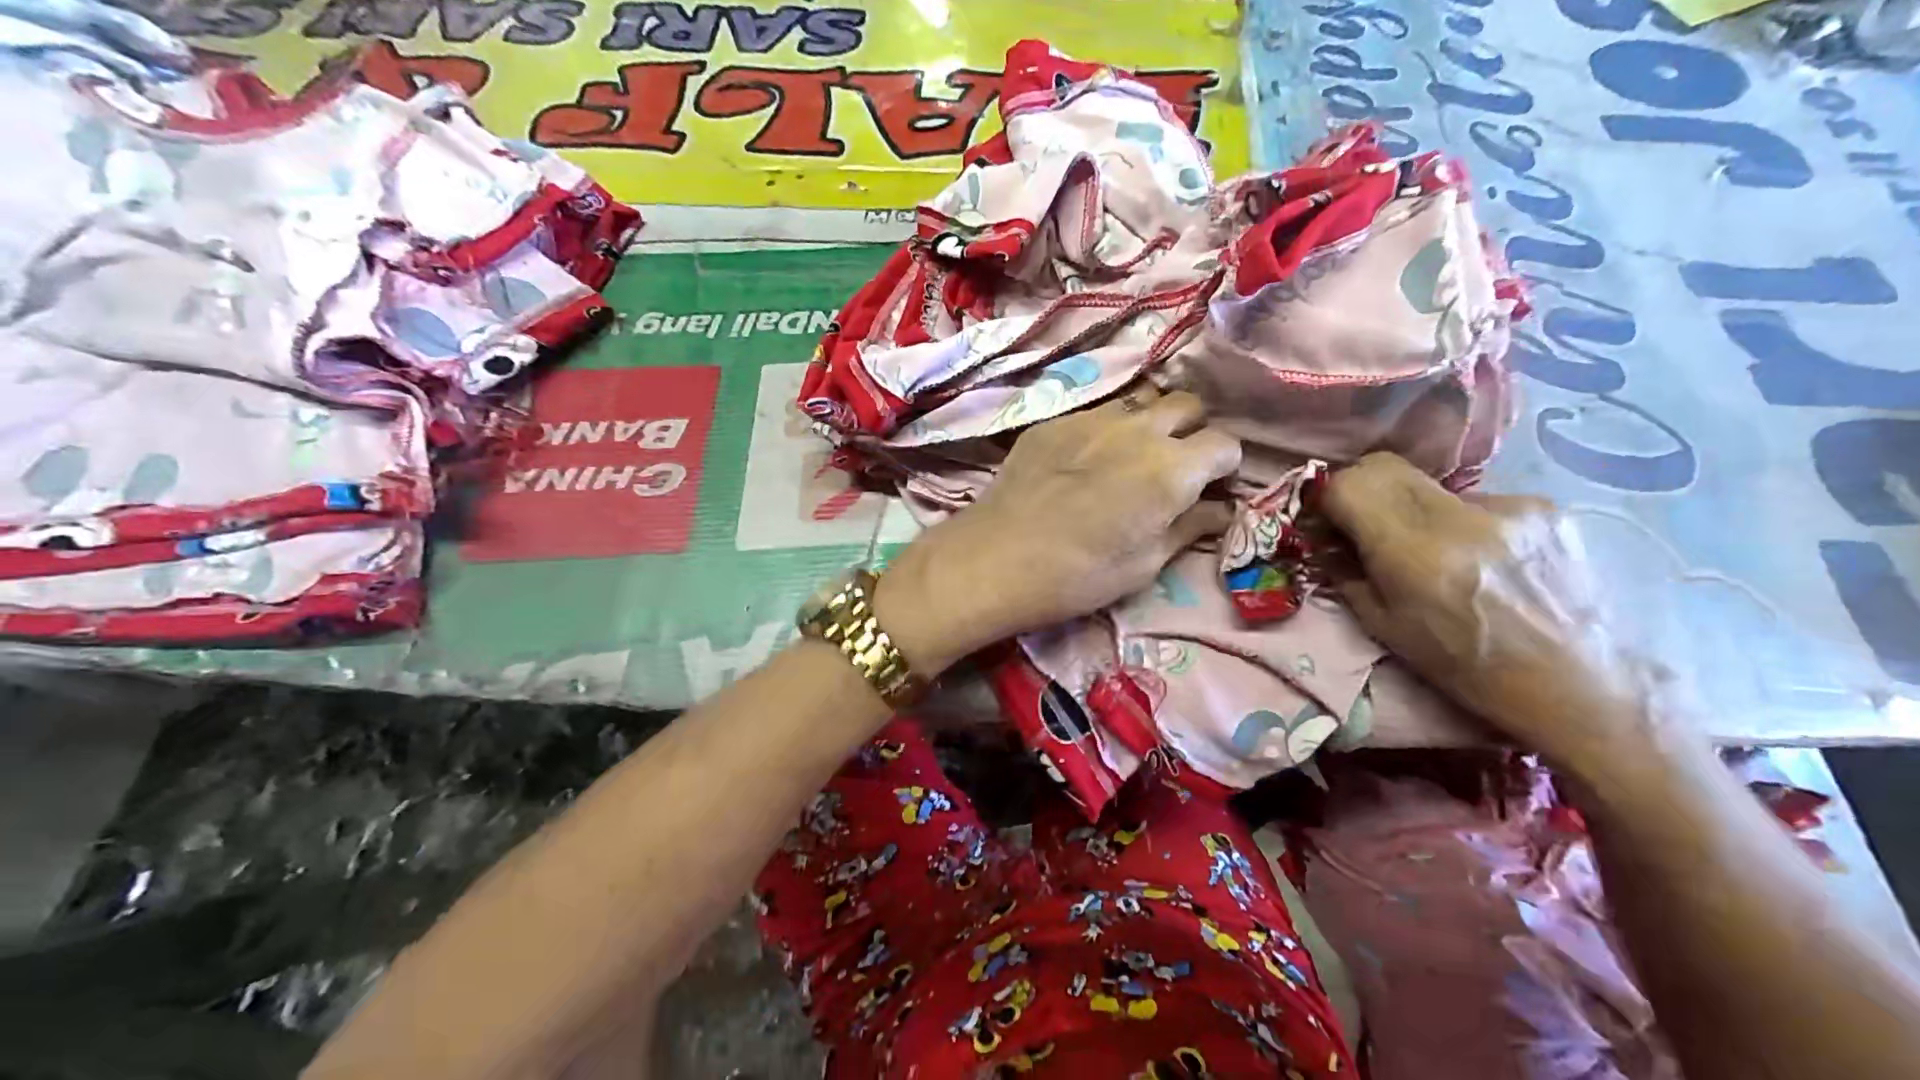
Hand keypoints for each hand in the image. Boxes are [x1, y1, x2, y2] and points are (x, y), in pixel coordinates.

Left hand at [876, 388, 1240, 673]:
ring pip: (1140, 401)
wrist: (995, 559)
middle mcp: (1139, 429)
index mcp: (1173, 468)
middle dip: (1192, 431)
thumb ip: (1188, 526)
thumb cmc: (1078, 576)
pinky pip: (1095, 413)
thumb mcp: (1144, 563)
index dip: (1224, 466)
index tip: (1211, 487)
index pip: (1226, 443)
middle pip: (1187, 405)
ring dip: (1148, 423)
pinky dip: (1104, 430)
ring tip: (1131, 457)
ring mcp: (1092, 418)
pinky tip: (1083, 462)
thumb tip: (1219, 508)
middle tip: (1176, 466)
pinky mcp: (1053, 421)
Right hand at [1319, 453, 1666, 774]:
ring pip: (1430, 485)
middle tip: (1362, 526)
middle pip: (1383, 466)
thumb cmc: (1467, 668)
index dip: (1326, 498)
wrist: (1582, 688)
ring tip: (1437, 555)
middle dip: (1360, 490)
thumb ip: (1347, 572)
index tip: (1325, 521)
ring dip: (1414, 510)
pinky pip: (1478, 501)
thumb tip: (1324, 537)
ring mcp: (1509, 507)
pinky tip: (1484, 561)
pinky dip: (1465, 523)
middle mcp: (1460, 518)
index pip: (1349, 485)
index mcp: (1414, 554)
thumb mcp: (1385, 627)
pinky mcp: (1544, 507)